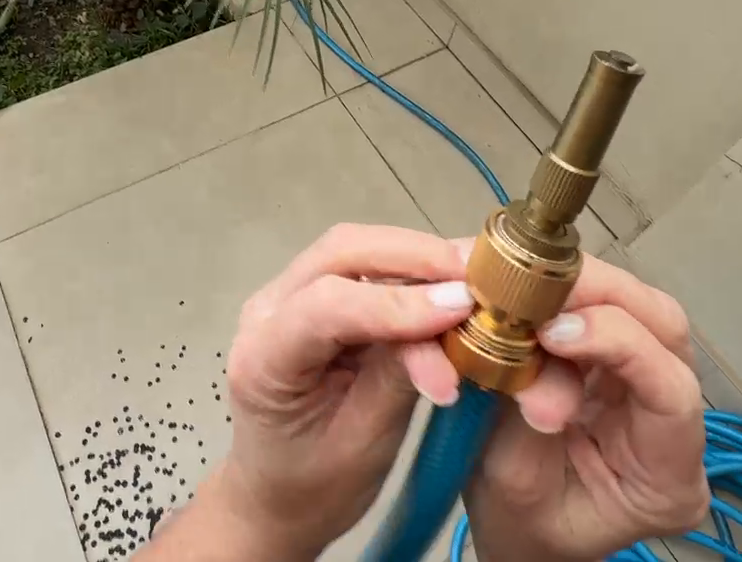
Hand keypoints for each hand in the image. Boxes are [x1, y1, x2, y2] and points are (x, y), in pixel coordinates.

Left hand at [137, 223, 474, 561]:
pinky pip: (360, 263)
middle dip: (412, 256)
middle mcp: (267, 307)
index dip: (396, 302)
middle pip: (340, 252)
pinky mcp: (310, 290)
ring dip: (414, 255)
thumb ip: (400, 377)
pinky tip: (446, 280)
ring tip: (472, 276)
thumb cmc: (314, 485)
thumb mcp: (364, 444)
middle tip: (477, 278)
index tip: (461, 309)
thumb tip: (452, 322)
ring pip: (352, 247)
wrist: (274, 494)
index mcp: (264, 356)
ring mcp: (285, 292)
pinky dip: (407, 267)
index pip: (327, 306)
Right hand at [463, 253, 709, 561]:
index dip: (617, 343)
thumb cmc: (518, 521)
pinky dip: (565, 290)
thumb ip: (527, 406)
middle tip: (531, 287)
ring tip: (524, 288)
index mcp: (665, 479)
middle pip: (664, 327)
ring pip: (640, 305)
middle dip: (598, 292)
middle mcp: (674, 425)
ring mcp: (649, 385)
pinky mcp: (619, 361)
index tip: (551, 330)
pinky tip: (529, 293)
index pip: (671, 391)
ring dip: (579, 284)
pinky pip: (607, 306)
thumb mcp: (513, 479)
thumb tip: (527, 341)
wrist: (517, 532)